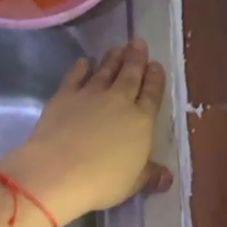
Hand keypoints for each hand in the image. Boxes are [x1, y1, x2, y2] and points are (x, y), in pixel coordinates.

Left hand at [0, 39, 170, 225]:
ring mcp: (90, 96)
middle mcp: (118, 101)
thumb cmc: (102, 181)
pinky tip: (83, 62)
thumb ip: (150, 175)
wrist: (58, 172)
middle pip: (130, 76)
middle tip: (138, 43)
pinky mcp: (64, 97)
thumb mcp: (132, 183)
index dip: (155, 79)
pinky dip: (79, 68)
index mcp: (141, 121)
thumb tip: (168, 177)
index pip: (152, 94)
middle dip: (136, 59)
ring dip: (112, 59)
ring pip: (105, 72)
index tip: (156, 65)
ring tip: (117, 49)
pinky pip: (74, 77)